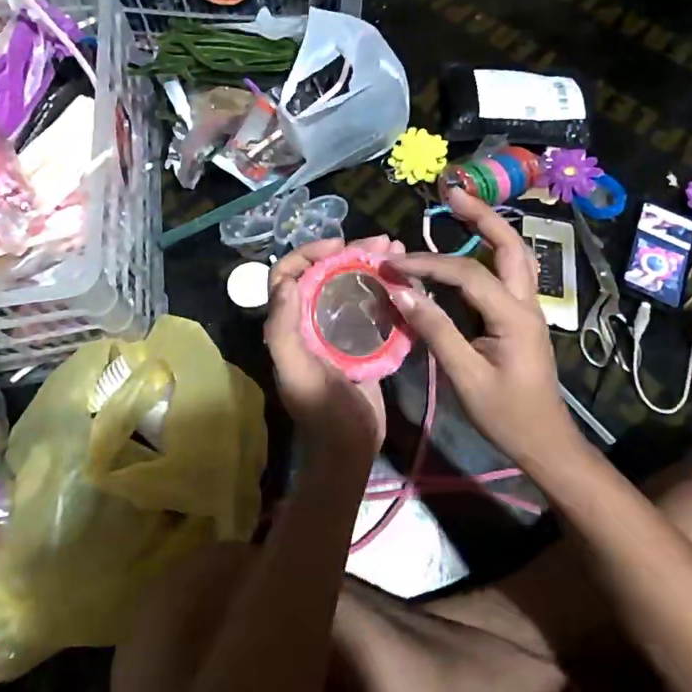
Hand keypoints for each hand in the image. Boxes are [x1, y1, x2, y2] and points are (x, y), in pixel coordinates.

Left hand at [265, 235, 399, 463]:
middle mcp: (310, 321)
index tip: (340, 244)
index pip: (288, 275)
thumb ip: (284, 329)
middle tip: (384, 242)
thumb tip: (286, 281)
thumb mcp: (297, 372)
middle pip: (325, 274)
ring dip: (372, 265)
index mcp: (290, 324)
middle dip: (351, 253)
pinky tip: (407, 281)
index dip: (309, 253)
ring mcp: (338, 330)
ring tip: (399, 252)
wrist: (351, 449)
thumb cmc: (322, 412)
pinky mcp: (363, 341)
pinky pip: (371, 306)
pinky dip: (387, 289)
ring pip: (350, 286)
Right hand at [385, 188, 586, 470]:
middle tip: (452, 193)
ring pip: (515, 255)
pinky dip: (489, 251)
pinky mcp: (522, 317)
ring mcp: (528, 308)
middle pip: (509, 245)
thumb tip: (400, 292)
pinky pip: (508, 273)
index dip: (428, 265)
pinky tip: (471, 247)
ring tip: (461, 208)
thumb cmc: (507, 416)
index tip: (393, 265)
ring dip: (490, 228)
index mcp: (514, 316)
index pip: (467, 275)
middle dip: (481, 215)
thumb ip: (435, 330)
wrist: (547, 442)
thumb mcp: (466, 376)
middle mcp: (526, 302)